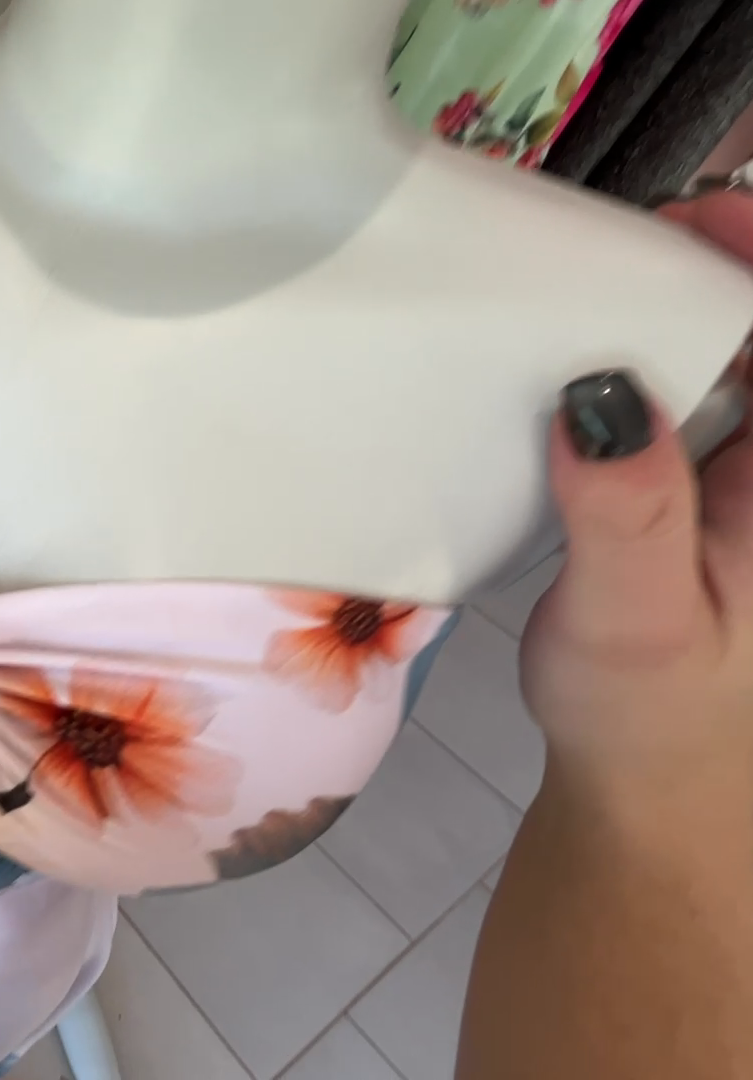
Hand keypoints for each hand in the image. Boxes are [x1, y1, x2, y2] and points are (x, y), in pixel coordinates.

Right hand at [519, 192, 752, 819]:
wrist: (656, 767)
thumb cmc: (656, 709)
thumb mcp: (639, 619)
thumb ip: (624, 512)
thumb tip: (595, 394)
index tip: (690, 224)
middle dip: (721, 268)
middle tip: (615, 246)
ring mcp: (747, 478)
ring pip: (734, 362)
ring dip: (668, 313)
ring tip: (574, 294)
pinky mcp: (693, 492)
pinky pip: (685, 404)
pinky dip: (631, 368)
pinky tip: (565, 373)